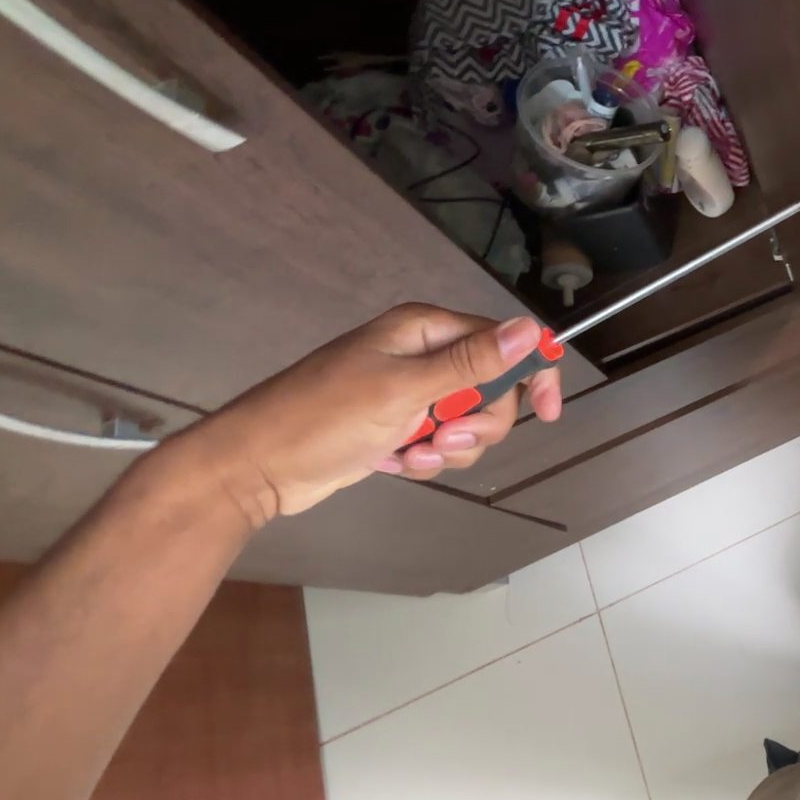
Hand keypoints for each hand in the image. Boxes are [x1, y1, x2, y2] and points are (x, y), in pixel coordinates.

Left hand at [164, 304, 563, 526]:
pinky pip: (445, 441)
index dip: (534, 373)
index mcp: (428, 330)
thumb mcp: (403, 390)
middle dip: (479, 421)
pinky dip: (430, 458)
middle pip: (495, 388)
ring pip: (473, 420)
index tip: (548, 412)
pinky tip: (398, 463)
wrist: (251, 470)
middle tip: (445, 438)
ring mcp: (415, 391)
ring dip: (452, 446)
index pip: (506, 342)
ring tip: (412, 456)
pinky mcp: (403, 425)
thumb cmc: (322, 418)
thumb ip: (471, 362)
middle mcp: (427, 354)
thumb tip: (531, 330)